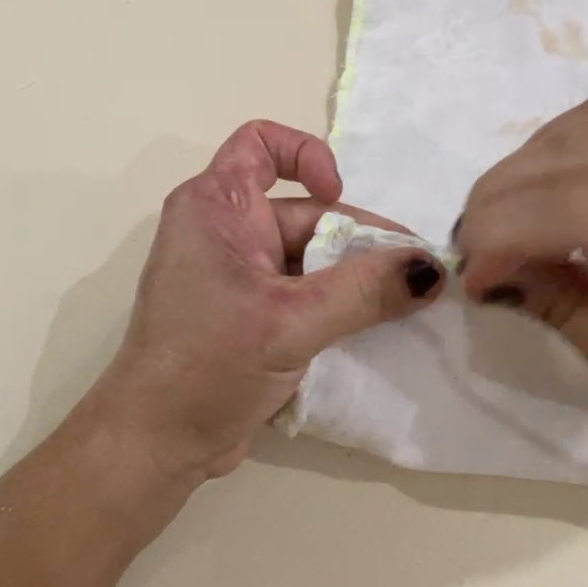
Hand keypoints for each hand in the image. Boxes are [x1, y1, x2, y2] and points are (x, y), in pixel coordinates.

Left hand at [82, 121, 445, 484]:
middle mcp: (223, 231)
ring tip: (407, 304)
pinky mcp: (247, 316)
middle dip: (355, 240)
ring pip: (307, 259)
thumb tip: (431, 269)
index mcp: (214, 207)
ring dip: (352, 278)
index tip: (339, 196)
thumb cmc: (207, 365)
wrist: (157, 442)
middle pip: (302, 213)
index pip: (261, 144)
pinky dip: (336, 304)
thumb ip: (363, 291)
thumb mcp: (290, 322)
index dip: (307, 155)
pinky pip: (302, 293)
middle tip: (414, 278)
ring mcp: (235, 277)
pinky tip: (377, 326)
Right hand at [454, 88, 587, 453]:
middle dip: (500, 195)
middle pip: (576, 156)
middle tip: (472, 243)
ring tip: (508, 207)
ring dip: (531, 158)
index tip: (473, 275)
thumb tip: (495, 266)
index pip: (577, 210)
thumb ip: (563, 308)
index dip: (504, 232)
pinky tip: (557, 172)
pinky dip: (573, 132)